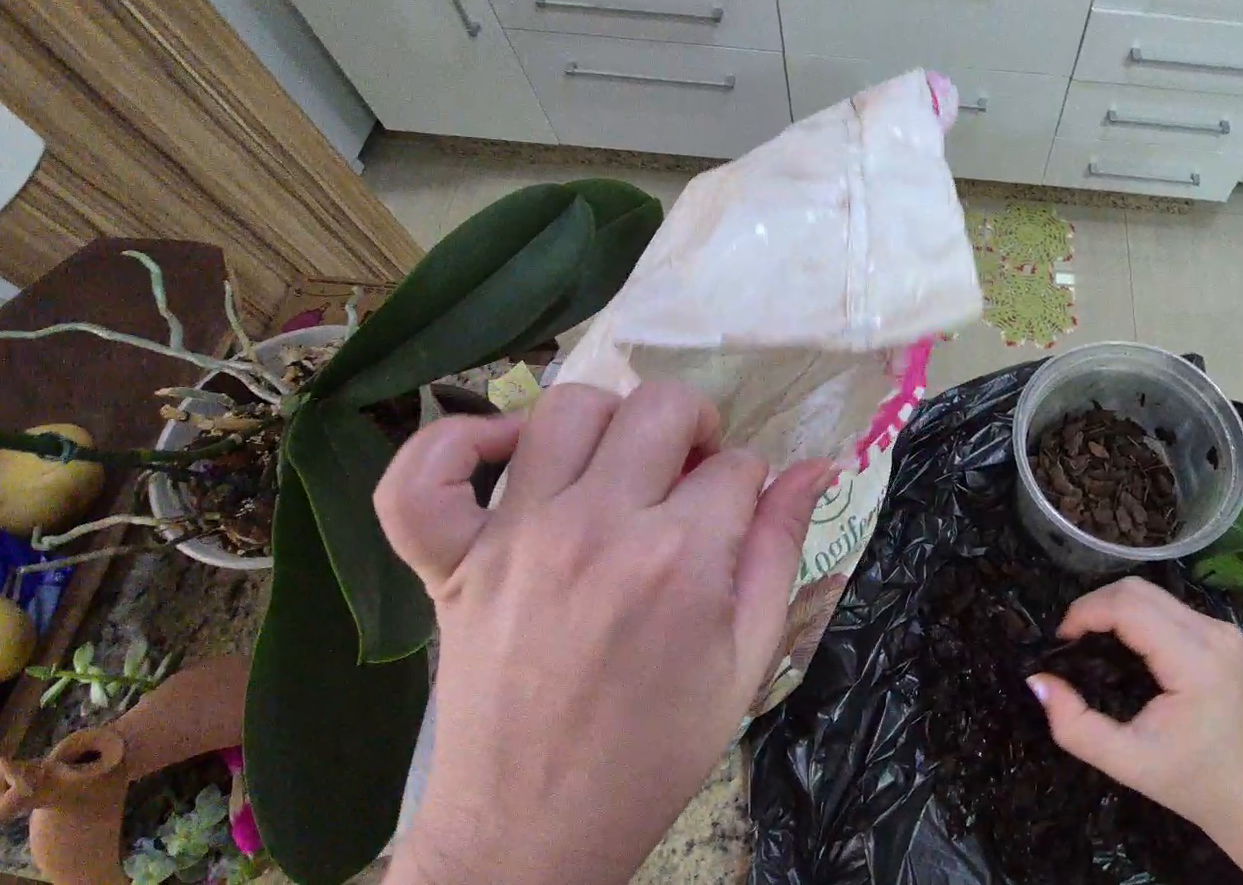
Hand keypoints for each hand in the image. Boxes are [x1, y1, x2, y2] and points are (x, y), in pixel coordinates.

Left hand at [375, 382, 833, 884]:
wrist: (534, 834)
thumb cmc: (658, 749)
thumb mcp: (749, 657)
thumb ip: (783, 548)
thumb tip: (817, 466)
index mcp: (681, 556)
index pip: (738, 464)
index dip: (750, 482)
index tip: (740, 515)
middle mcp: (598, 526)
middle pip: (662, 408)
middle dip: (699, 428)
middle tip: (694, 476)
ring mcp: (515, 537)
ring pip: (566, 408)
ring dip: (613, 419)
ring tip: (623, 463)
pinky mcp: (451, 562)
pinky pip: (425, 474)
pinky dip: (460, 443)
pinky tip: (510, 453)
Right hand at [1026, 578, 1242, 831]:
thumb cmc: (1191, 783)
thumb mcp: (1125, 763)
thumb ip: (1074, 726)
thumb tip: (1037, 681)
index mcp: (1195, 662)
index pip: (1129, 607)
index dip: (1086, 611)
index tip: (1062, 641)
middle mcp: (1213, 633)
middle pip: (1138, 590)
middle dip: (1095, 606)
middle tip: (1073, 640)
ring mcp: (1223, 629)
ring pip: (1152, 593)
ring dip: (1114, 608)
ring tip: (1094, 641)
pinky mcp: (1223, 632)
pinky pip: (1167, 606)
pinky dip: (1136, 616)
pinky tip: (1126, 645)